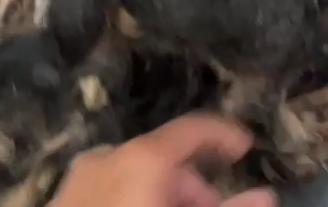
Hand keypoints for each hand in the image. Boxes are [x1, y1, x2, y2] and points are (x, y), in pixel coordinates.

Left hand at [51, 114, 276, 206]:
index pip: (195, 128)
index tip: (246, 150)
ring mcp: (77, 183)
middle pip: (165, 158)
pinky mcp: (59, 205)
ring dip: (165, 198)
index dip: (225, 135)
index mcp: (142, 157)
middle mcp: (109, 157)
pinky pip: (110, 194)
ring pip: (137, 179)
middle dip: (194, 187)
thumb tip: (268, 195)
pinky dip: (135, 204)